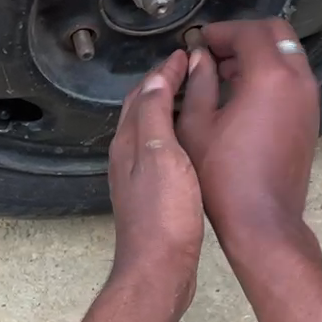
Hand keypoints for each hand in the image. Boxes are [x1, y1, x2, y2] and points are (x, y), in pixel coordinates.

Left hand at [107, 49, 202, 309]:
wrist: (160, 268)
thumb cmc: (163, 215)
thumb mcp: (161, 156)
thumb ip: (155, 116)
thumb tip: (156, 80)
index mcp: (129, 143)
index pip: (144, 94)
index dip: (164, 71)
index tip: (186, 54)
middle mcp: (128, 157)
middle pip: (143, 110)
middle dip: (164, 86)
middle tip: (191, 69)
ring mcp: (138, 179)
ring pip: (151, 132)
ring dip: (169, 110)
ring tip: (194, 98)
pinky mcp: (153, 197)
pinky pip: (162, 154)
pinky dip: (175, 137)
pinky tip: (192, 144)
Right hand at [175, 19, 319, 255]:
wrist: (262, 220)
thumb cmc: (224, 178)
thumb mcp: (196, 126)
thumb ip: (197, 83)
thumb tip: (199, 58)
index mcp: (269, 76)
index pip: (248, 32)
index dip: (220, 32)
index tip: (200, 42)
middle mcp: (297, 80)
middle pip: (276, 33)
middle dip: (244, 36)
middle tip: (215, 52)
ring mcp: (309, 99)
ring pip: (288, 54)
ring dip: (259, 54)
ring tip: (225, 73)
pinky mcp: (311, 118)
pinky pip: (294, 78)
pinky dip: (272, 73)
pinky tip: (244, 94)